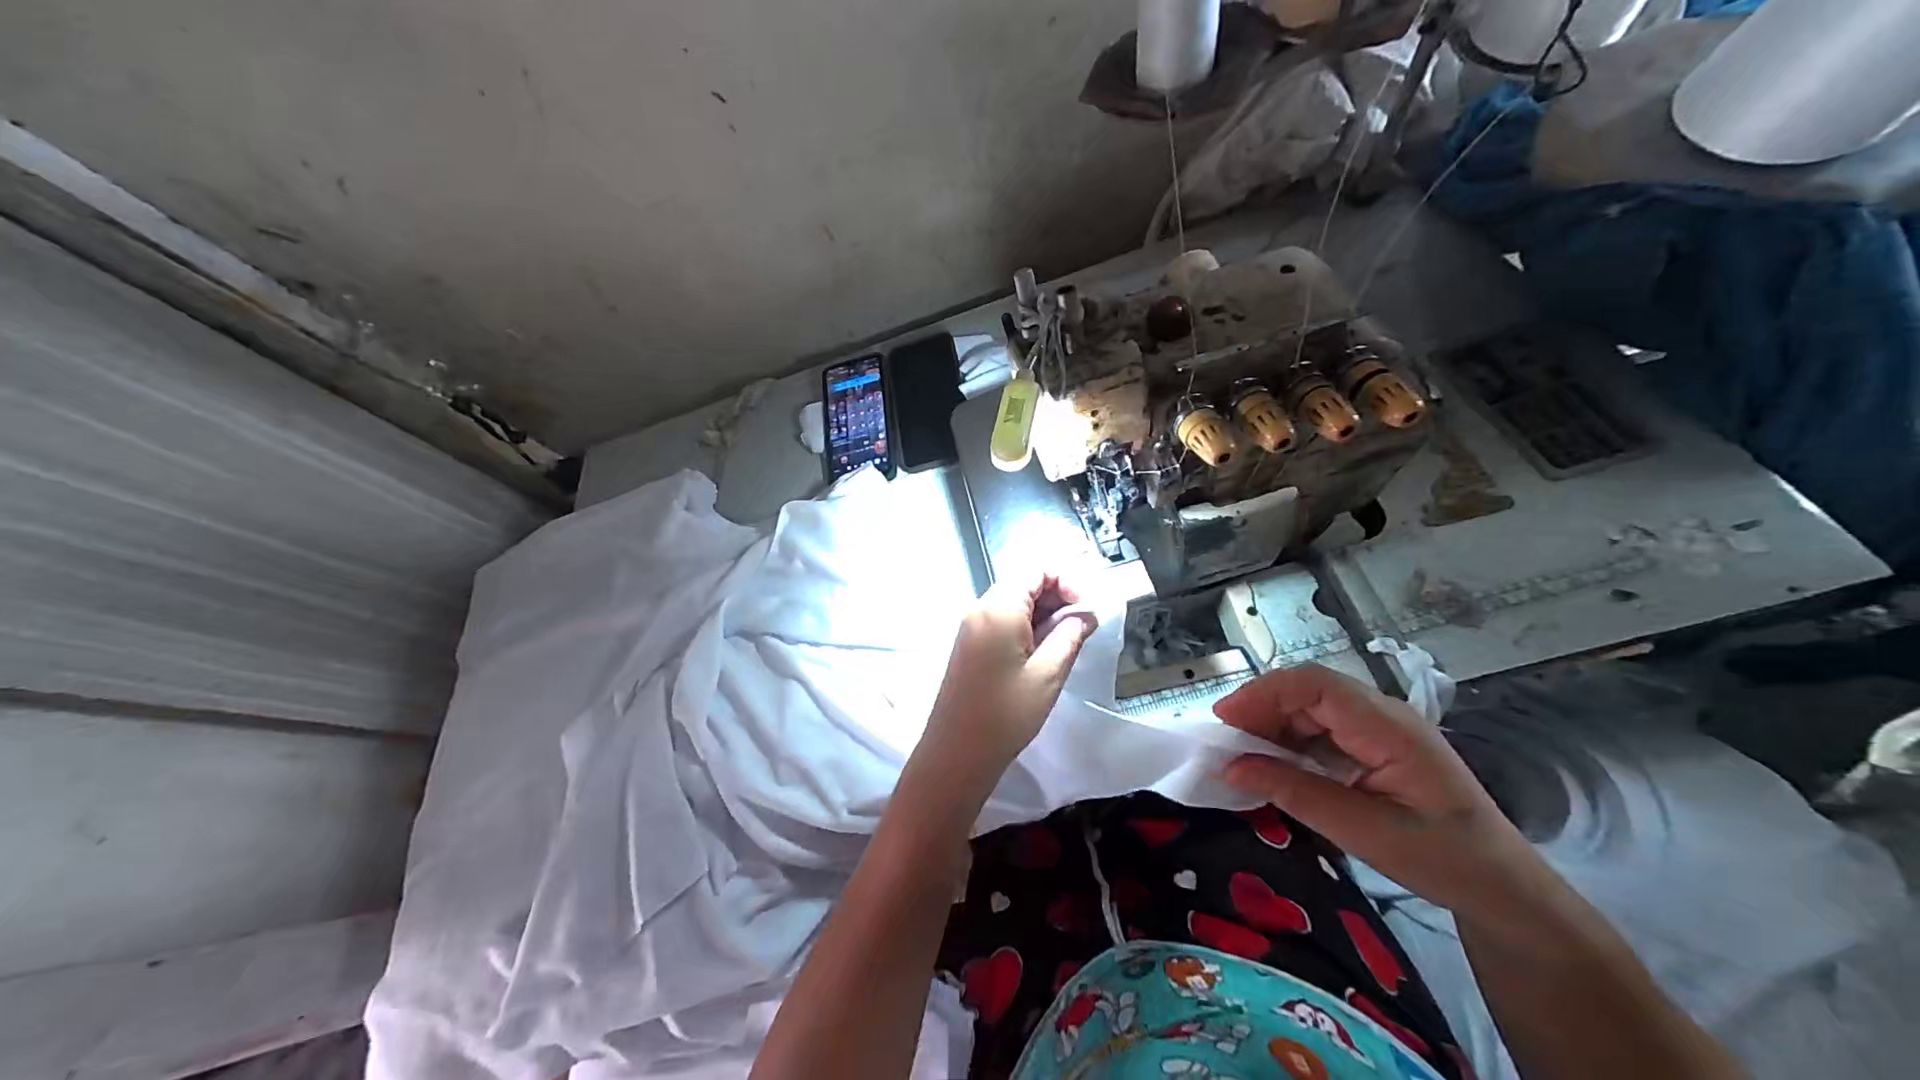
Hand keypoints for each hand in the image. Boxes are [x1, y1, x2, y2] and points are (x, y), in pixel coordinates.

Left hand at [920, 570, 1097, 786]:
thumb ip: (1071, 635)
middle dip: (1057, 596)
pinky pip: (1003, 620)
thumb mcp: (1048, 674)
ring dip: (1044, 613)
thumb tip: (1088, 613)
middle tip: (1082, 627)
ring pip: (1014, 601)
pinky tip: (1044, 652)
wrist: (957, 752)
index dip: (1067, 580)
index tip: (1086, 609)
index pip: (1035, 568)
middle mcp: (980, 609)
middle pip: (1023, 581)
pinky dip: (1027, 626)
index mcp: (998, 608)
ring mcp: (972, 626)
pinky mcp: (970, 645)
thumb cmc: (1006, 714)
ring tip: (1067, 642)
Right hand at [1214, 664, 1544, 918]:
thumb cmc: (1444, 860)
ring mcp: (1381, 729)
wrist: (1504, 890)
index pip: (1314, 684)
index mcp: (1389, 727)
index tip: (1224, 721)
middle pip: (1308, 690)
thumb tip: (1231, 767)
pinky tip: (1274, 765)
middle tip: (1225, 744)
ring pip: (1311, 708)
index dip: (1263, 693)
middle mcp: (1384, 715)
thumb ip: (1296, 793)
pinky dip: (1291, 742)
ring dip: (1272, 726)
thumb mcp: (1364, 832)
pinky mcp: (1376, 747)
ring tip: (1242, 756)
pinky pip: (1323, 730)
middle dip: (1261, 709)